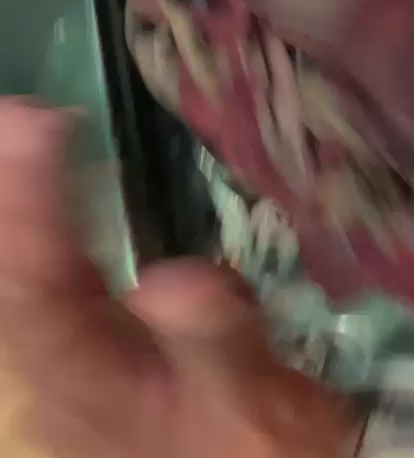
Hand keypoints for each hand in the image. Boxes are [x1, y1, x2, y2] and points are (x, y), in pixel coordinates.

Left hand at [0, 101, 355, 456]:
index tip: (39, 124)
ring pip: (18, 284)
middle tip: (16, 115)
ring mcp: (67, 367)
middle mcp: (52, 371)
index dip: (30, 203)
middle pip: (7, 279)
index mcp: (86, 377)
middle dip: (7, 196)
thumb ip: (217, 339)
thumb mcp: (252, 395)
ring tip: (26, 142)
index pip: (38, 281)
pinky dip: (46, 240)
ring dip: (19, 210)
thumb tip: (173, 276)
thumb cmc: (260, 445)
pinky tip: (57, 213)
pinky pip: (48, 290)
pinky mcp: (92, 361)